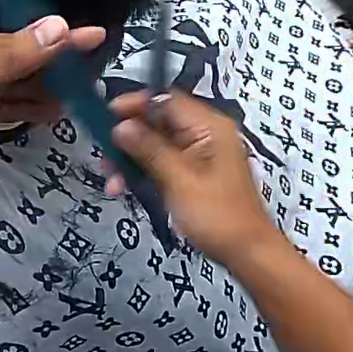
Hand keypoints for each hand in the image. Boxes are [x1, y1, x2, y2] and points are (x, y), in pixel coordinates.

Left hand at [0, 17, 106, 197]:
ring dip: (51, 90)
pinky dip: (33, 108)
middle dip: (61, 67)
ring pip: (22, 85)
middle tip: (96, 76)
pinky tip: (56, 112)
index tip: (98, 37)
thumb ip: (16, 55)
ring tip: (84, 96)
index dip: (64, 39)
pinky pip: (12, 105)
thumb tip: (58, 26)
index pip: (27, 38)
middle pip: (27, 60)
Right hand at [108, 91, 282, 265]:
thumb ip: (150, 149)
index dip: (135, 105)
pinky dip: (145, 173)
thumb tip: (122, 126)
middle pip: (159, 122)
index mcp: (211, 127)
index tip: (107, 116)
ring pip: (158, 145)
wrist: (246, 251)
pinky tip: (126, 188)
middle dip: (129, 138)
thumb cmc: (219, 216)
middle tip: (105, 156)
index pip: (167, 100)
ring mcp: (202, 155)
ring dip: (133, 159)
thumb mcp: (179, 180)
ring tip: (113, 180)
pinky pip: (165, 163)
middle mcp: (207, 134)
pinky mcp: (196, 173)